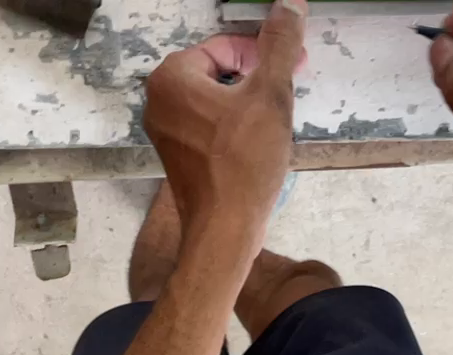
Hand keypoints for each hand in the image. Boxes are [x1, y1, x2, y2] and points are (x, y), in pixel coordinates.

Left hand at [142, 0, 306, 251]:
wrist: (225, 233)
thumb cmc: (243, 166)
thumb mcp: (270, 95)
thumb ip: (279, 44)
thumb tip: (289, 5)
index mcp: (172, 78)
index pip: (225, 48)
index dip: (264, 57)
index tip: (292, 70)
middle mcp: (160, 104)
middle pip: (220, 75)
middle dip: (256, 83)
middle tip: (284, 100)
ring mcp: (167, 137)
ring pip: (218, 106)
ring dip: (250, 110)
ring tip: (273, 130)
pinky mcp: (180, 163)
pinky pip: (211, 134)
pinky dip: (235, 135)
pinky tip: (257, 152)